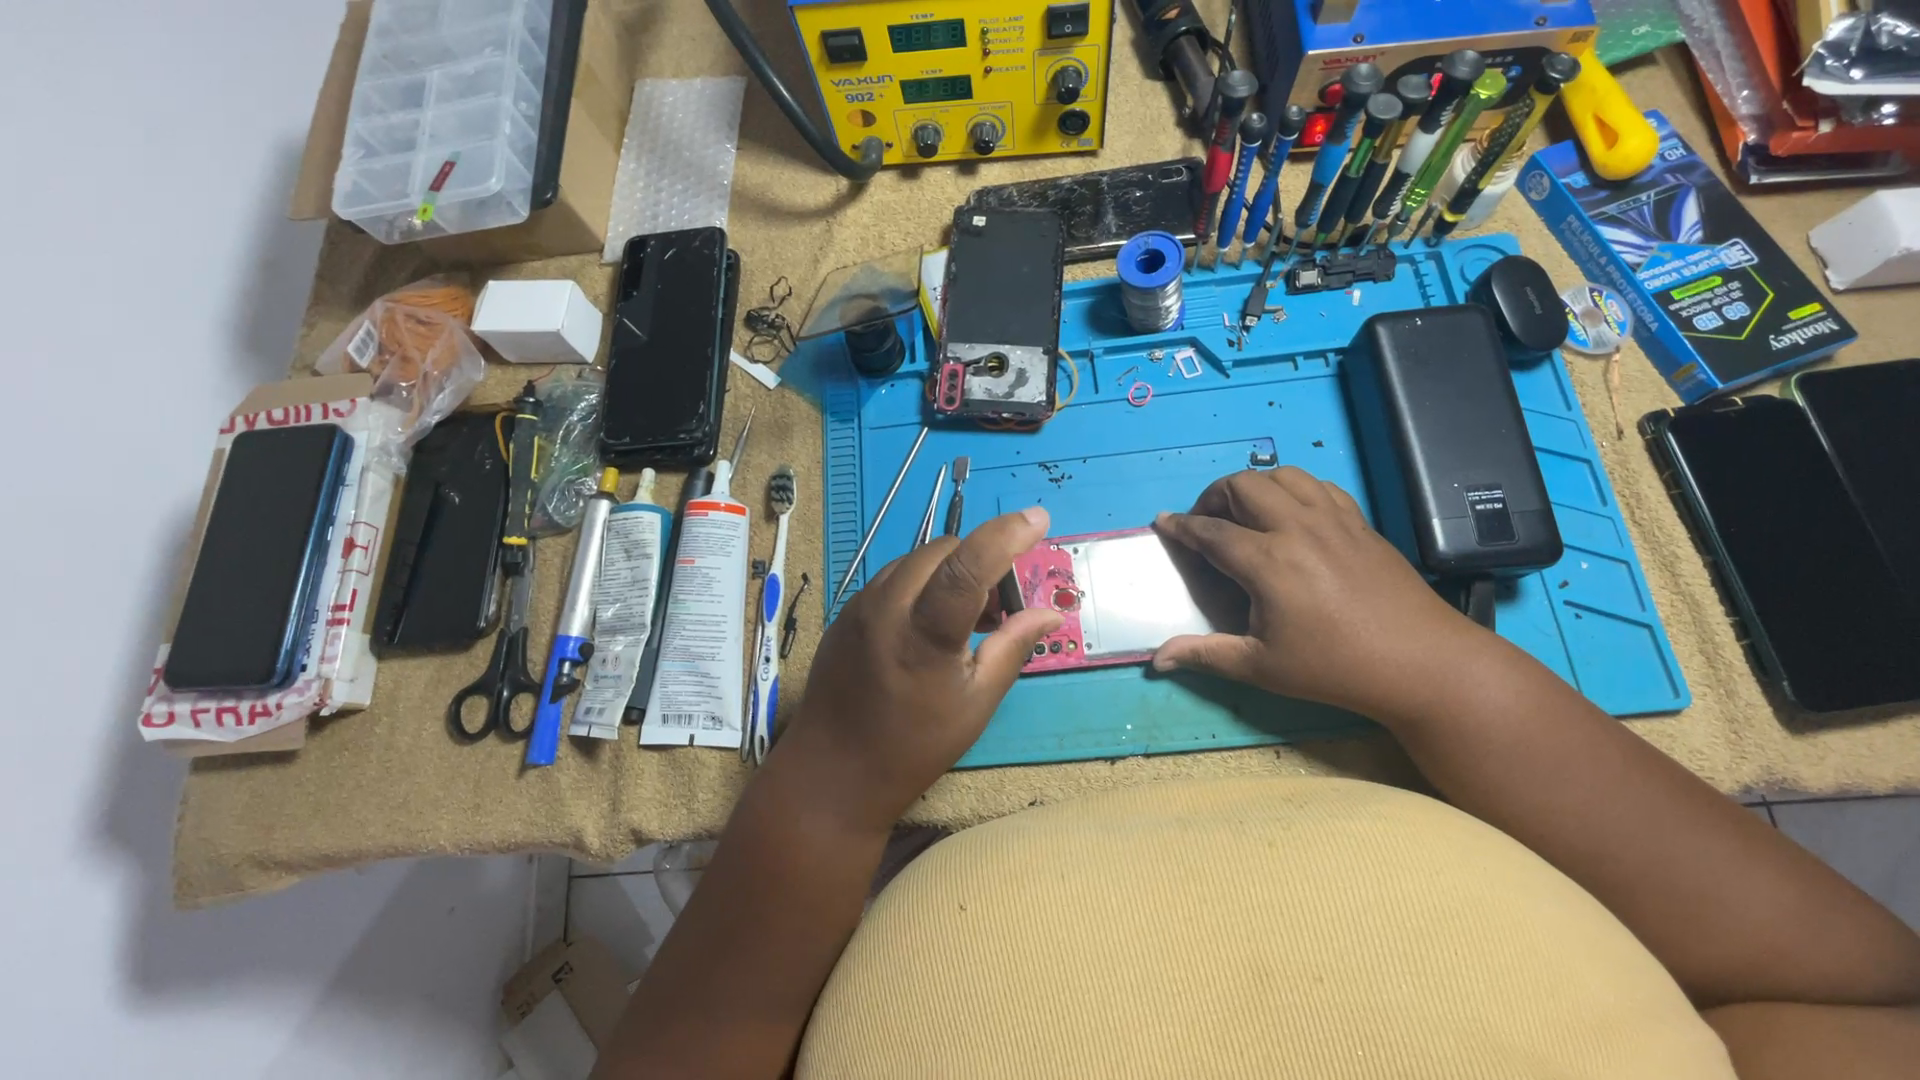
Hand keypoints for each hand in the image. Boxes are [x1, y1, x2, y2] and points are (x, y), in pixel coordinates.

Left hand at [776, 507, 1062, 833]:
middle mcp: (886, 606)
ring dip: (950, 570)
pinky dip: (922, 583)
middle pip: (943, 551)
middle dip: (981, 560)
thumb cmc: (913, 747)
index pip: (968, 564)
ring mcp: (860, 606)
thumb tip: (1049, 612)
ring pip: (916, 559)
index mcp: (923, 634)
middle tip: (1001, 604)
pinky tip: (930, 623)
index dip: (1006, 535)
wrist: (832, 774)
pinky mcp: (846, 613)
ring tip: (967, 617)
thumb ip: (1012, 647)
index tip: (1039, 519)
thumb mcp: (976, 704)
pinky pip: (892, 577)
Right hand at [1151, 467, 1488, 717]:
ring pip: (1284, 476)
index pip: (1211, 532)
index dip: (1181, 526)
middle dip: (1214, 496)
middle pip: (1244, 486)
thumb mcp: (1261, 667)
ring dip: (1256, 486)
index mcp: (1267, 562)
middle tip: (1206, 522)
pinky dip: (1295, 489)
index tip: (1163, 523)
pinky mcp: (1360, 523)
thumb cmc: (1334, 667)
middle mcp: (1297, 528)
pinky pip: (1320, 486)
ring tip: (1246, 512)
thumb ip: (1206, 654)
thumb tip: (1157, 658)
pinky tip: (1292, 513)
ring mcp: (1333, 521)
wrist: (1420, 662)